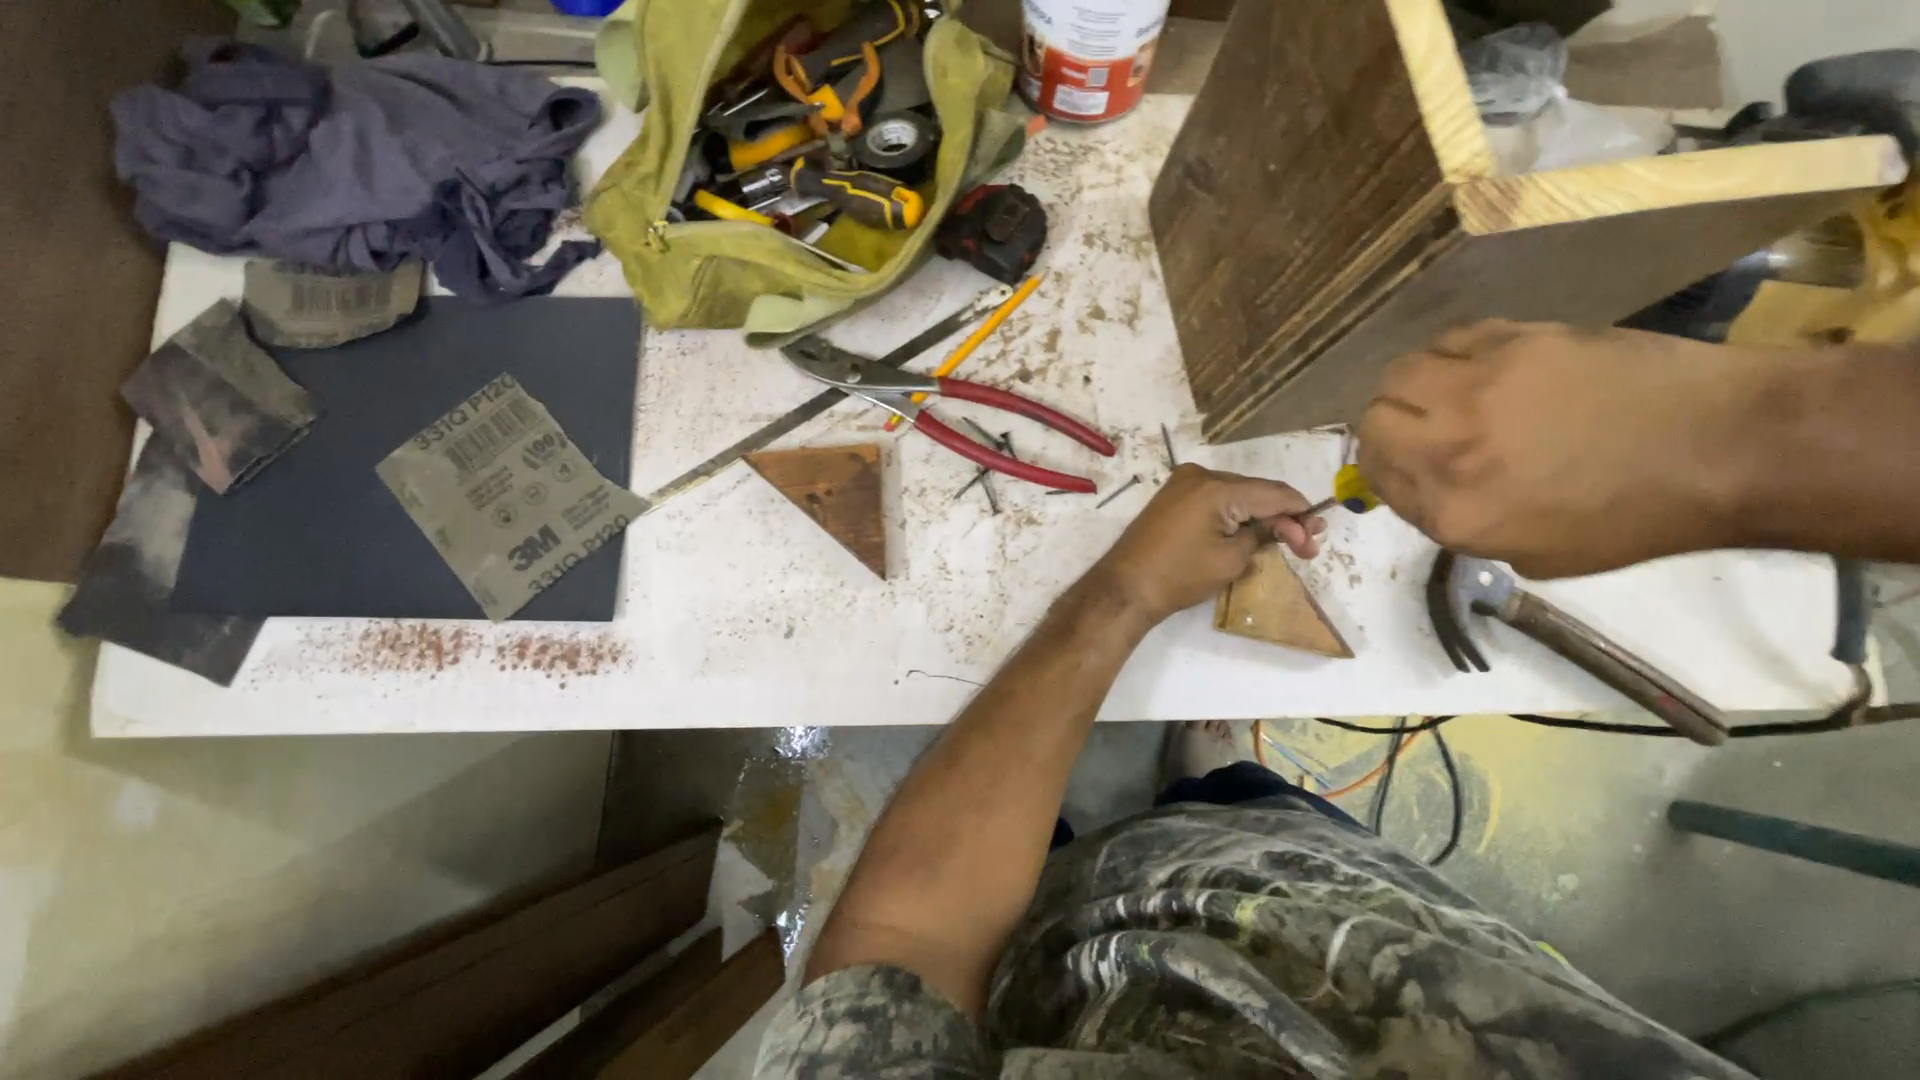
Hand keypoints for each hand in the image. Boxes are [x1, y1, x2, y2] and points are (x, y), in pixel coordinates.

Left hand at [1089, 464, 1323, 625]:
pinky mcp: (1174, 495)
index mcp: (1217, 488)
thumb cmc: (1179, 576)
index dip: (1301, 513)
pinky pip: (1216, 498)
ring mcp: (1183, 483)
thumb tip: (1291, 527)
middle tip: (1305, 546)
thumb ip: (1265, 534)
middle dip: (1283, 517)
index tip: (1318, 537)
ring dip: (1261, 515)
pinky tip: (1252, 531)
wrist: (1126, 587)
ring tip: (1283, 541)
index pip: (1275, 493)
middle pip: (1257, 491)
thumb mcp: (1231, 558)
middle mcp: (1200, 475)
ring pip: (1238, 494)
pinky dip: (1237, 513)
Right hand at [1358, 320, 1767, 577]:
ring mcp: (1478, 389)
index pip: (1376, 478)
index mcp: (1453, 512)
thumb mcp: (1533, 554)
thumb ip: (1461, 523)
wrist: (1722, 446)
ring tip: (1444, 391)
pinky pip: (1450, 340)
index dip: (1386, 470)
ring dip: (1412, 385)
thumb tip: (1431, 488)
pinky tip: (1482, 366)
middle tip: (1419, 427)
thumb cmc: (1634, 516)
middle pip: (1372, 421)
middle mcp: (1448, 449)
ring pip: (1399, 373)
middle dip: (1388, 426)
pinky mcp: (1513, 342)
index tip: (1409, 465)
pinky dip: (1452, 353)